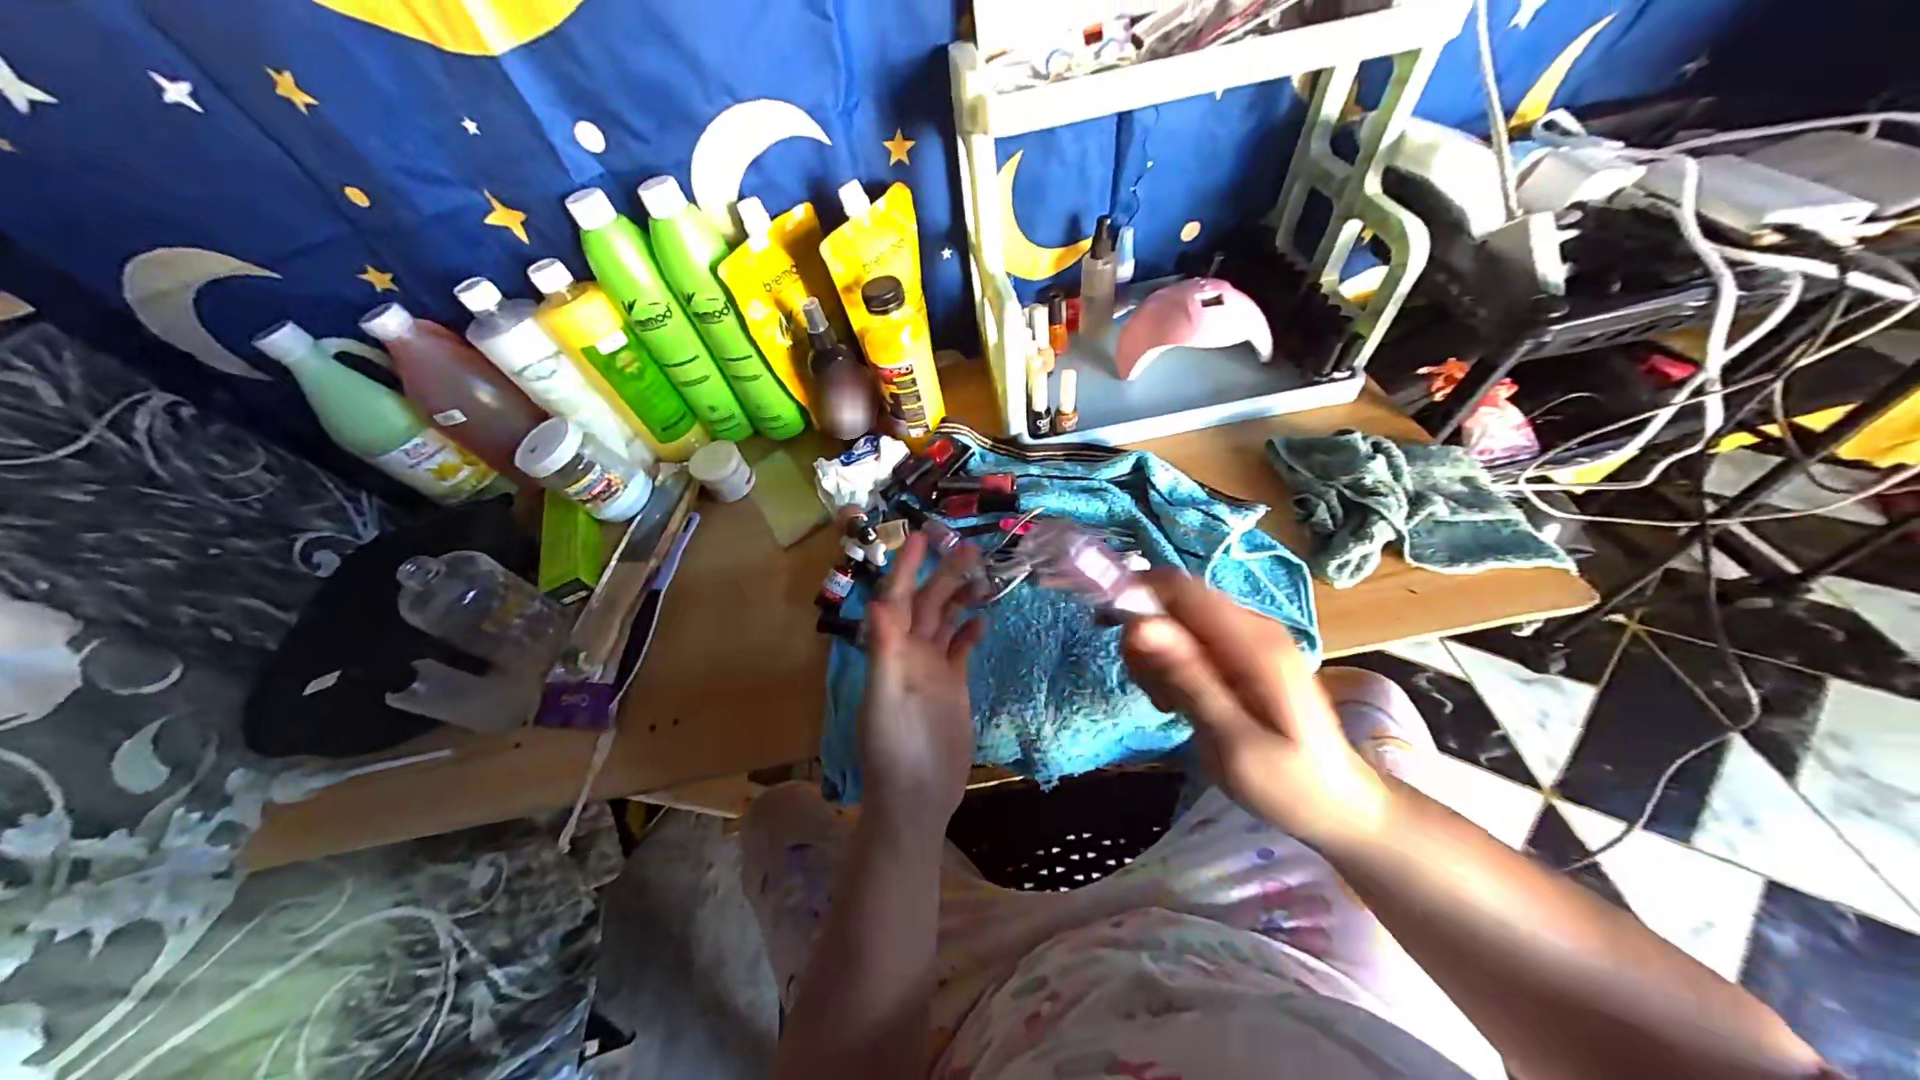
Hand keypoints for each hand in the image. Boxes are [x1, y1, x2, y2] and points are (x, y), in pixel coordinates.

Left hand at [859, 533, 984, 835]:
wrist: (917, 796)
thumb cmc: (894, 750)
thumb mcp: (884, 698)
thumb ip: (883, 650)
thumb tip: (876, 601)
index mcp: (890, 652)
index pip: (896, 599)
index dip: (906, 568)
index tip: (921, 536)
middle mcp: (909, 654)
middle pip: (925, 604)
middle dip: (943, 575)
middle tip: (969, 548)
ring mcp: (932, 668)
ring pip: (945, 621)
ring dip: (960, 597)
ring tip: (983, 575)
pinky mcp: (952, 685)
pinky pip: (960, 648)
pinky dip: (970, 631)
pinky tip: (983, 619)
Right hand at [1121, 572, 1390, 846]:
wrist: (1340, 805)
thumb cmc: (1290, 785)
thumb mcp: (1234, 744)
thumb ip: (1188, 680)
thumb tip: (1140, 625)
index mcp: (1253, 642)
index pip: (1180, 588)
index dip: (1134, 594)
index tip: (1104, 629)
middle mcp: (1250, 627)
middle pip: (1172, 600)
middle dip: (1143, 637)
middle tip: (1151, 691)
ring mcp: (1247, 639)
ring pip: (1175, 620)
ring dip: (1154, 655)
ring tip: (1168, 704)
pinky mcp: (1241, 654)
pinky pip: (1189, 640)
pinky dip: (1169, 664)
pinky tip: (1179, 701)